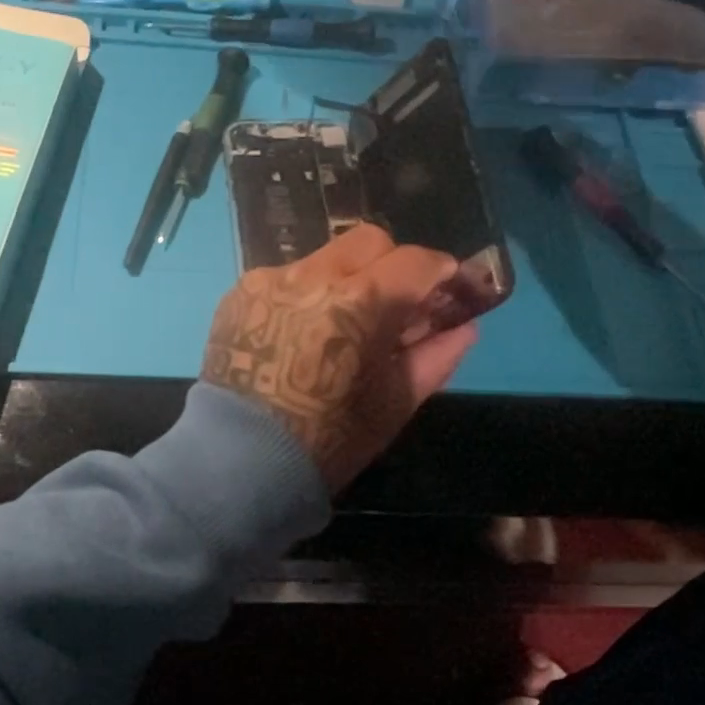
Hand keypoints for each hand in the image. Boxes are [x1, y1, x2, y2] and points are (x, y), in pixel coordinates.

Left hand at [200, 224, 477, 491]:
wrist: (241, 461)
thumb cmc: (329, 440)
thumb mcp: (395, 403)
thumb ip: (437, 356)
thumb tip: (465, 327)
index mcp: (359, 303)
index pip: (417, 261)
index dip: (443, 272)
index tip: (450, 290)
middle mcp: (312, 277)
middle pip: (369, 243)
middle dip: (394, 265)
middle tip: (398, 305)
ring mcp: (270, 281)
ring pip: (325, 256)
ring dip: (348, 279)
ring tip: (345, 324)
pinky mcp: (239, 294)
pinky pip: (287, 277)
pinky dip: (307, 295)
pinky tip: (304, 332)